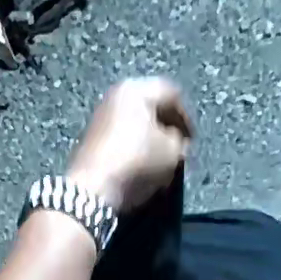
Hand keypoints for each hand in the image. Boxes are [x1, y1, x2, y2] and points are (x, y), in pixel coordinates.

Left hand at [66, 78, 194, 213]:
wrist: (92, 190)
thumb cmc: (137, 162)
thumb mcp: (173, 152)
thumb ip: (180, 142)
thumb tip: (175, 144)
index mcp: (135, 89)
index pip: (172, 95)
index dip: (187, 119)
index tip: (191, 141)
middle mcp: (114, 97)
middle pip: (149, 108)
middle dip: (166, 128)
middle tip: (177, 149)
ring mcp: (98, 119)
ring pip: (133, 125)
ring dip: (149, 141)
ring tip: (160, 162)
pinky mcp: (89, 142)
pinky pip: (119, 140)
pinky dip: (133, 150)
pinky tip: (139, 168)